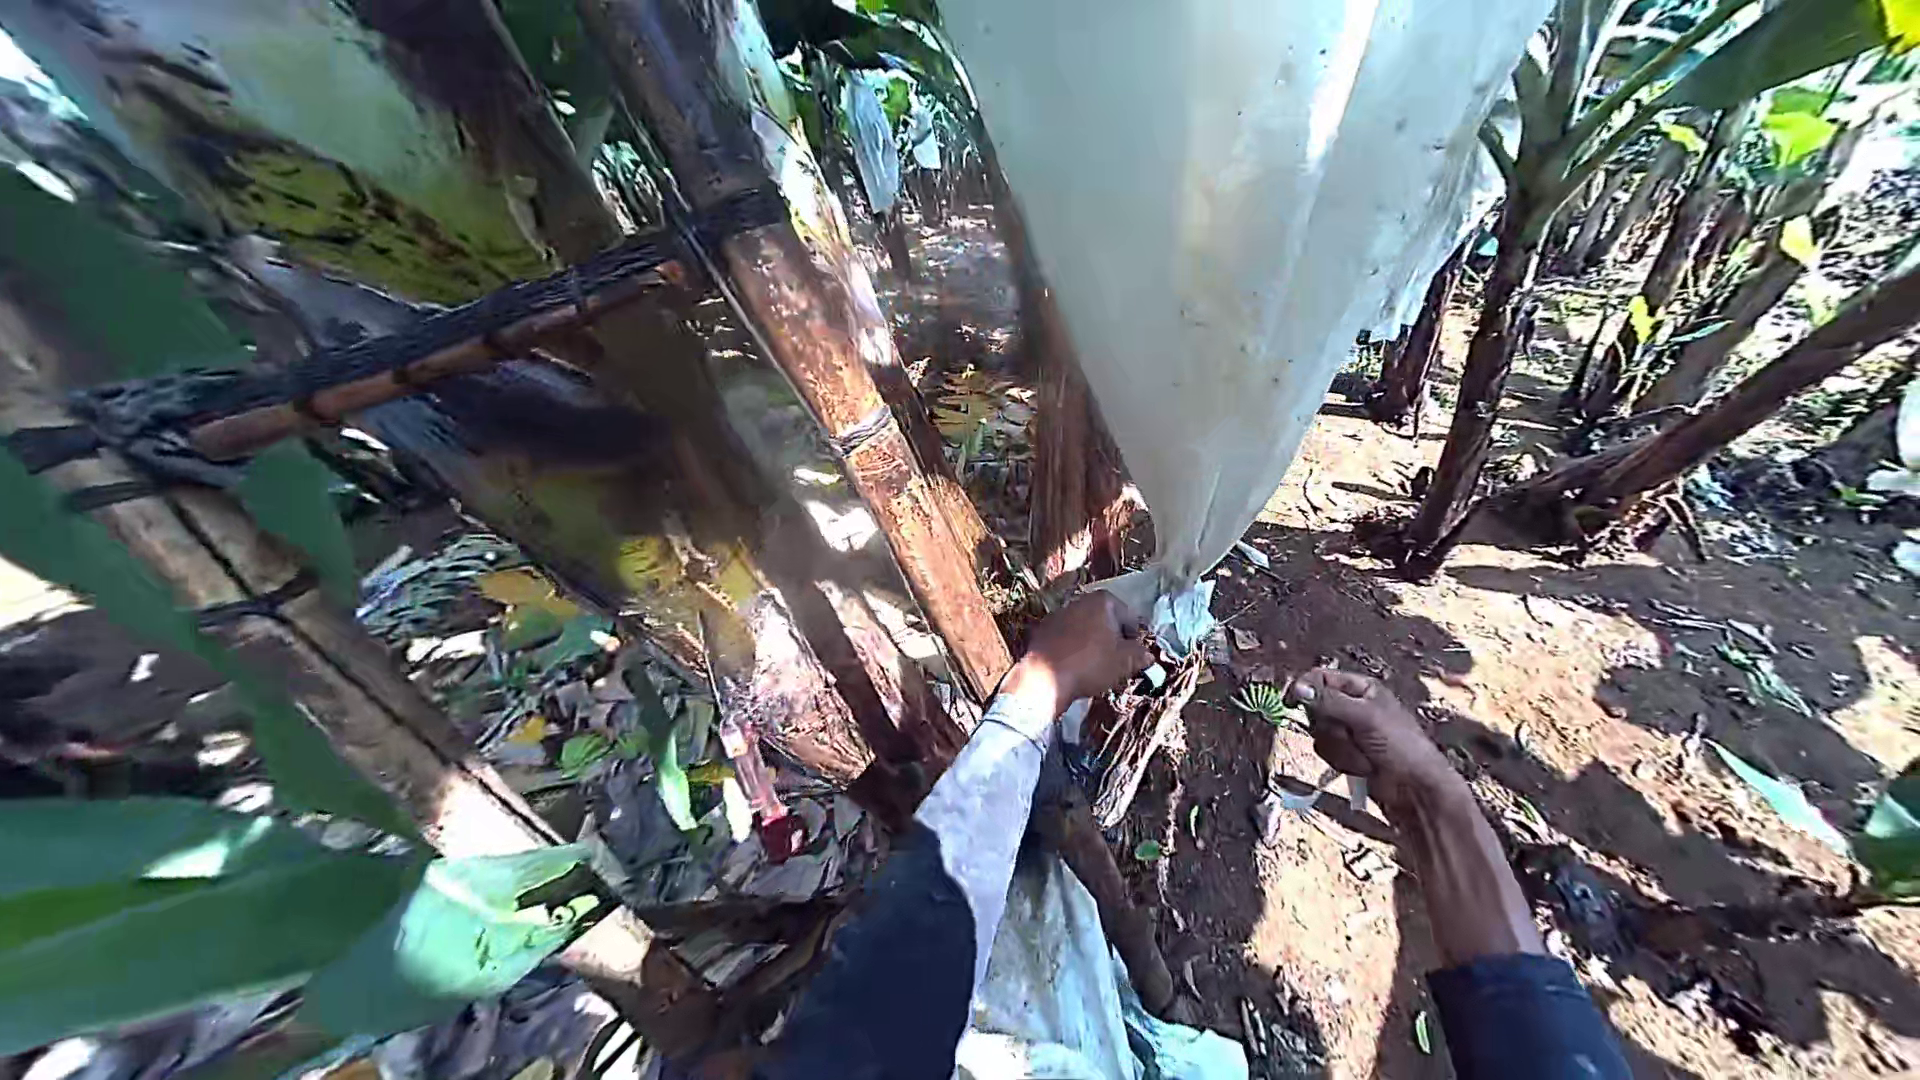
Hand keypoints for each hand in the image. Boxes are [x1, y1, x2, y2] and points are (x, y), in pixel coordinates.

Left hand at [1007, 592, 1151, 714]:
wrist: (1045, 678)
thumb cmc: (1091, 663)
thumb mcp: (1125, 661)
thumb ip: (1141, 655)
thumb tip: (1147, 655)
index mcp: (1102, 600)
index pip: (1129, 616)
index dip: (1135, 637)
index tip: (1135, 654)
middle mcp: (1078, 601)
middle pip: (1105, 620)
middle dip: (1113, 639)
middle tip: (1118, 661)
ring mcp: (1057, 615)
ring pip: (1085, 629)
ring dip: (1093, 644)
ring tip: (1097, 667)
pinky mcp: (1042, 631)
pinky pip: (1066, 639)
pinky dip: (1073, 649)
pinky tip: (1075, 667)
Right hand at [1287, 668, 1460, 813]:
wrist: (1417, 791)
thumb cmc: (1401, 747)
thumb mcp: (1365, 717)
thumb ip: (1329, 701)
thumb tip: (1297, 688)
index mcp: (1360, 688)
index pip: (1320, 678)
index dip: (1306, 689)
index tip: (1292, 701)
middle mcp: (1351, 706)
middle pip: (1314, 707)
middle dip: (1331, 726)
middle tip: (1350, 734)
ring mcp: (1348, 730)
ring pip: (1318, 731)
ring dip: (1340, 747)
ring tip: (1363, 755)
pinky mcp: (1345, 752)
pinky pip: (1325, 749)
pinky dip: (1342, 760)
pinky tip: (1362, 766)